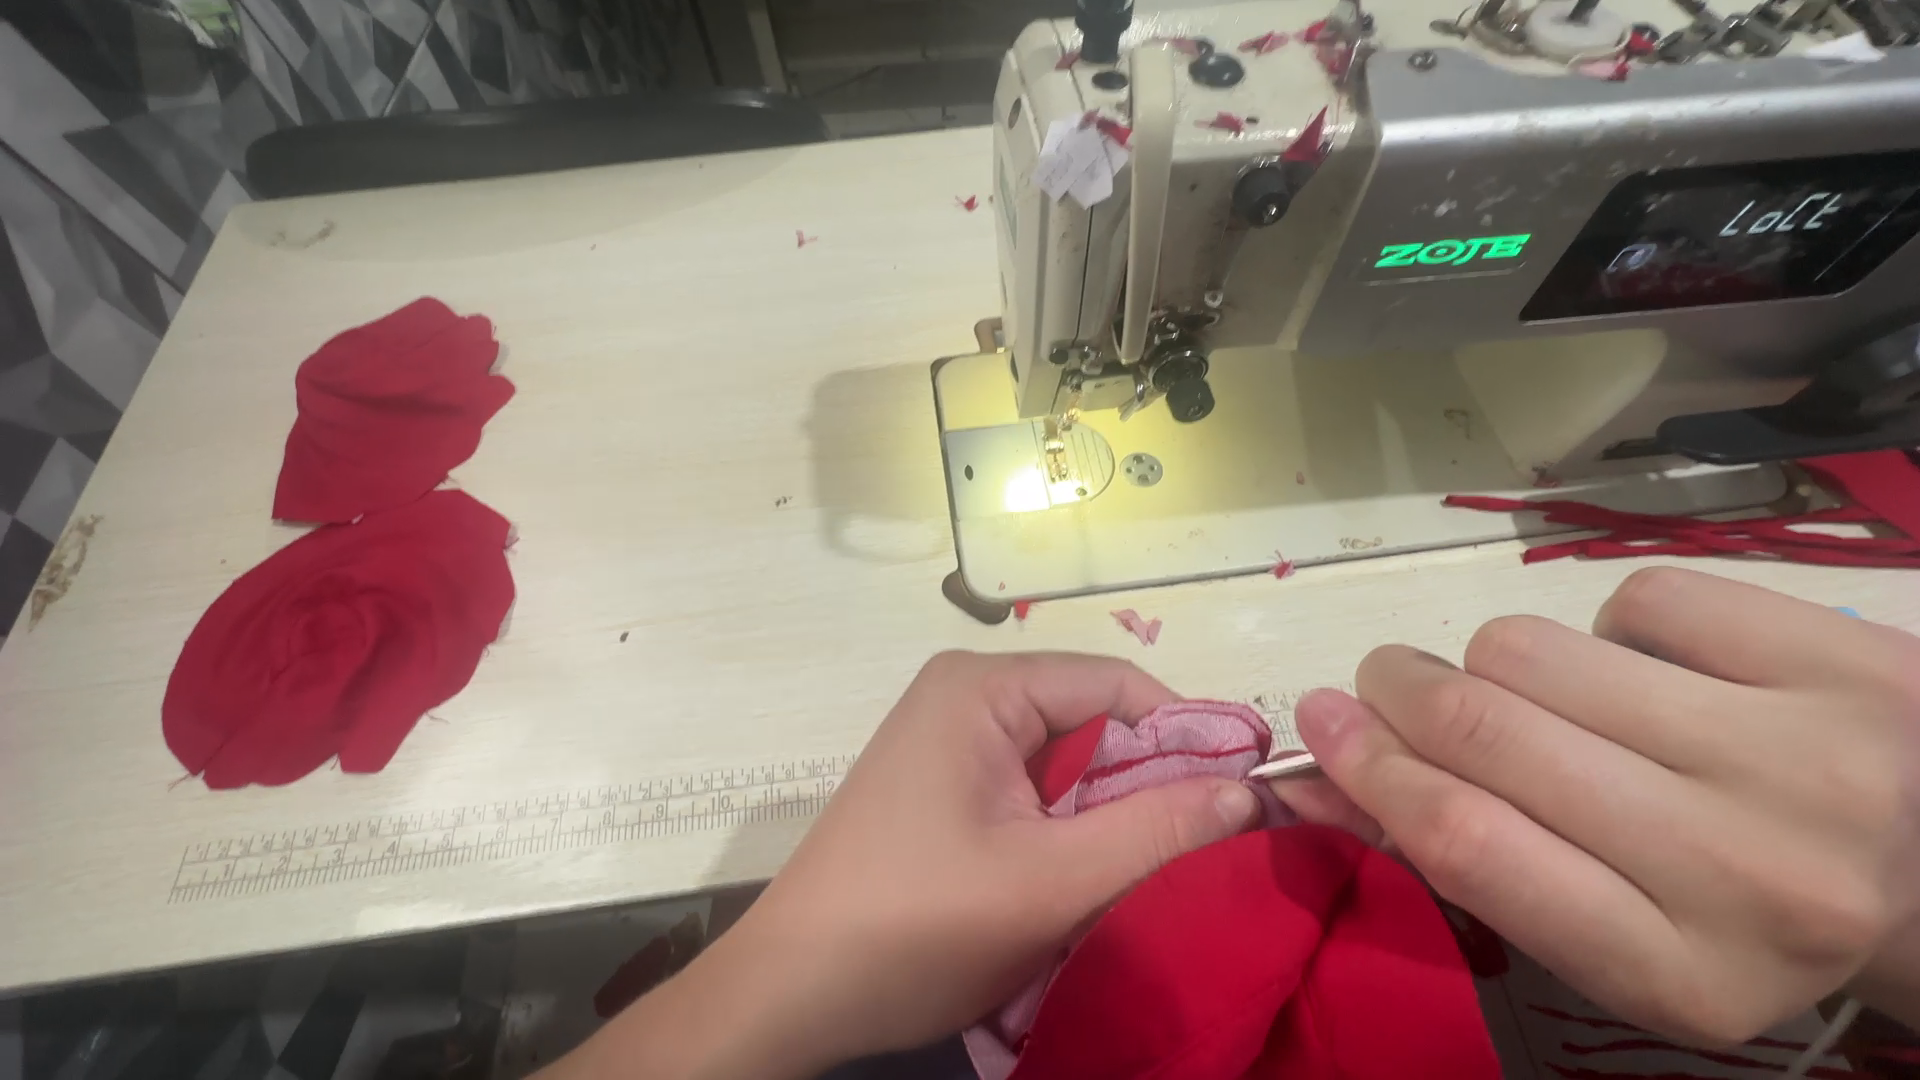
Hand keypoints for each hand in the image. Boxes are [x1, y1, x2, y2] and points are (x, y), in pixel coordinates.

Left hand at [550, 651, 1259, 1079]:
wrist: (794, 988)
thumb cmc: (914, 924)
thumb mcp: (1048, 882)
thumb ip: (1153, 831)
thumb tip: (1249, 790)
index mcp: (982, 687)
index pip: (1114, 684)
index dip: (1187, 734)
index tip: (1246, 798)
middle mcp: (967, 694)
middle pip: (1091, 720)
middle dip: (1149, 782)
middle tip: (1211, 848)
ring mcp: (953, 738)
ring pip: (1067, 760)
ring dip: (1112, 813)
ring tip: (1157, 870)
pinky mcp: (948, 781)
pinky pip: (1034, 788)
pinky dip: (1072, 827)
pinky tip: (1094, 874)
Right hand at [1278, 567, 1919, 1042]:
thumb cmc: (1721, 918)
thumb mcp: (1587, 923)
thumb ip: (1441, 847)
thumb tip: (1306, 769)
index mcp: (1675, 970)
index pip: (1464, 838)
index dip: (1368, 766)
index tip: (1318, 718)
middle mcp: (1753, 873)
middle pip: (1480, 725)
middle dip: (1396, 685)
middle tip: (1387, 680)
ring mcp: (1815, 758)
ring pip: (1531, 646)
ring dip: (1502, 663)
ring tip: (1553, 697)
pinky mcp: (1852, 663)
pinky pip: (1634, 597)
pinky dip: (1612, 627)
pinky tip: (1660, 672)